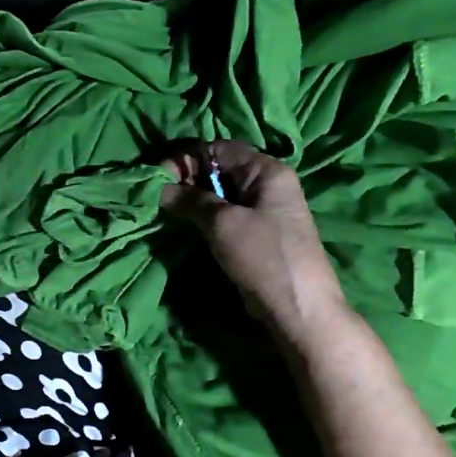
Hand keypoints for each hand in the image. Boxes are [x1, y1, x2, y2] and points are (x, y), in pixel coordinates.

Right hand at [161, 141, 349, 340]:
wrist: (297, 307)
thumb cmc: (263, 257)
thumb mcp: (223, 223)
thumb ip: (191, 201)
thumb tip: (160, 189)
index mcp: (267, 171)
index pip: (219, 149)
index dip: (187, 159)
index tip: (158, 178)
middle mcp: (268, 184)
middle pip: (220, 170)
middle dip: (187, 180)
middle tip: (158, 198)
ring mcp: (264, 211)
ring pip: (221, 195)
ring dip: (194, 201)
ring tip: (167, 212)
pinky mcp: (258, 235)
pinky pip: (226, 216)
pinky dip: (205, 218)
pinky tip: (186, 227)